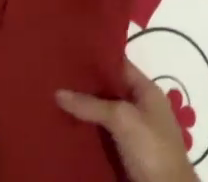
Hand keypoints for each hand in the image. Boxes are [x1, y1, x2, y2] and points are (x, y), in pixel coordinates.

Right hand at [56, 61, 199, 181]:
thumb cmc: (152, 148)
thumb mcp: (122, 119)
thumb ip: (92, 104)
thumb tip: (58, 92)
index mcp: (147, 90)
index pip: (119, 65)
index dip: (97, 59)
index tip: (70, 54)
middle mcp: (142, 107)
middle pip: (110, 90)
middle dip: (86, 86)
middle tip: (56, 78)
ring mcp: (135, 130)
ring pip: (105, 114)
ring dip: (85, 110)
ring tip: (55, 100)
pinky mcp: (127, 152)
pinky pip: (104, 135)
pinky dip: (88, 131)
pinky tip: (68, 128)